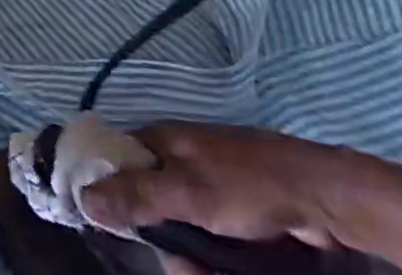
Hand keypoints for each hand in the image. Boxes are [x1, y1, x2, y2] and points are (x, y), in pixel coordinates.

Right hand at [79, 121, 339, 248]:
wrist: (319, 195)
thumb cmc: (247, 185)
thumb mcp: (187, 193)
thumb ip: (135, 195)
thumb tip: (82, 195)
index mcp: (162, 139)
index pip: (115, 159)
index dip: (106, 190)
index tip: (109, 226)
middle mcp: (178, 154)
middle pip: (145, 198)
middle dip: (159, 237)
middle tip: (182, 262)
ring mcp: (205, 177)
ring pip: (175, 221)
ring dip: (186, 252)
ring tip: (207, 269)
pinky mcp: (228, 201)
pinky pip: (201, 228)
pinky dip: (206, 249)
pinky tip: (218, 263)